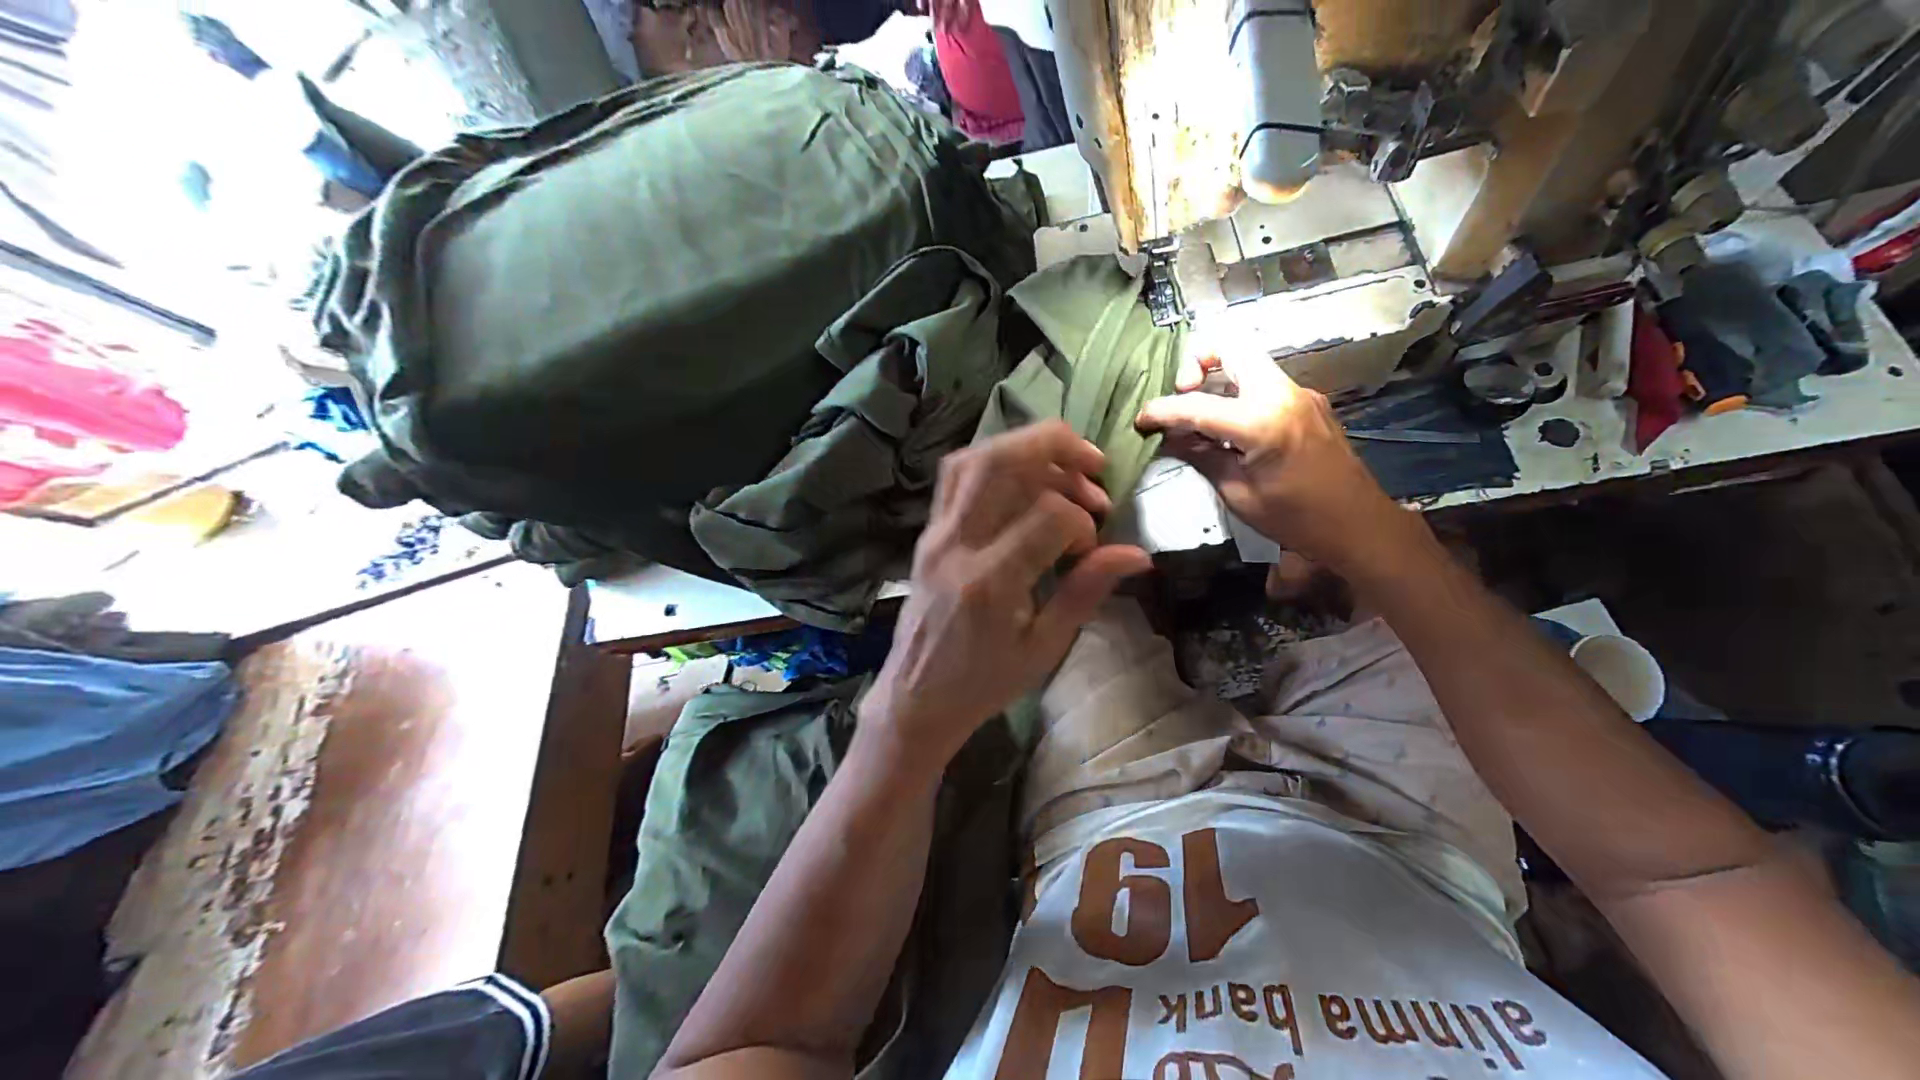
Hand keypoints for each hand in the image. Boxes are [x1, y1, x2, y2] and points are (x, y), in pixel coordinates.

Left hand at [860, 421, 1152, 771]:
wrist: (916, 697)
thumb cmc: (983, 682)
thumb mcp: (1043, 647)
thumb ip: (1085, 591)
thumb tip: (1137, 554)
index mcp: (990, 582)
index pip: (1047, 515)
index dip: (1082, 522)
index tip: (1088, 550)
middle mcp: (957, 545)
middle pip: (1001, 462)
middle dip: (1056, 448)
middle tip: (1095, 466)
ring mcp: (936, 534)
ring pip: (974, 458)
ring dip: (1025, 448)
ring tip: (1064, 467)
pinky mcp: (928, 532)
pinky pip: (956, 476)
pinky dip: (994, 461)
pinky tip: (1023, 480)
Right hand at [1134, 344, 1424, 576]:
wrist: (1359, 525)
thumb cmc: (1296, 519)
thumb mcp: (1239, 494)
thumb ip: (1202, 457)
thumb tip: (1171, 438)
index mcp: (1263, 421)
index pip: (1198, 405)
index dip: (1162, 410)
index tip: (1141, 419)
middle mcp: (1283, 394)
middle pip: (1232, 346)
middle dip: (1197, 361)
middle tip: (1181, 393)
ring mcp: (1299, 394)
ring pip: (1248, 362)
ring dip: (1217, 376)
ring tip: (1198, 412)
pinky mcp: (1307, 403)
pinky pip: (1262, 384)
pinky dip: (1236, 393)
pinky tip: (1227, 425)